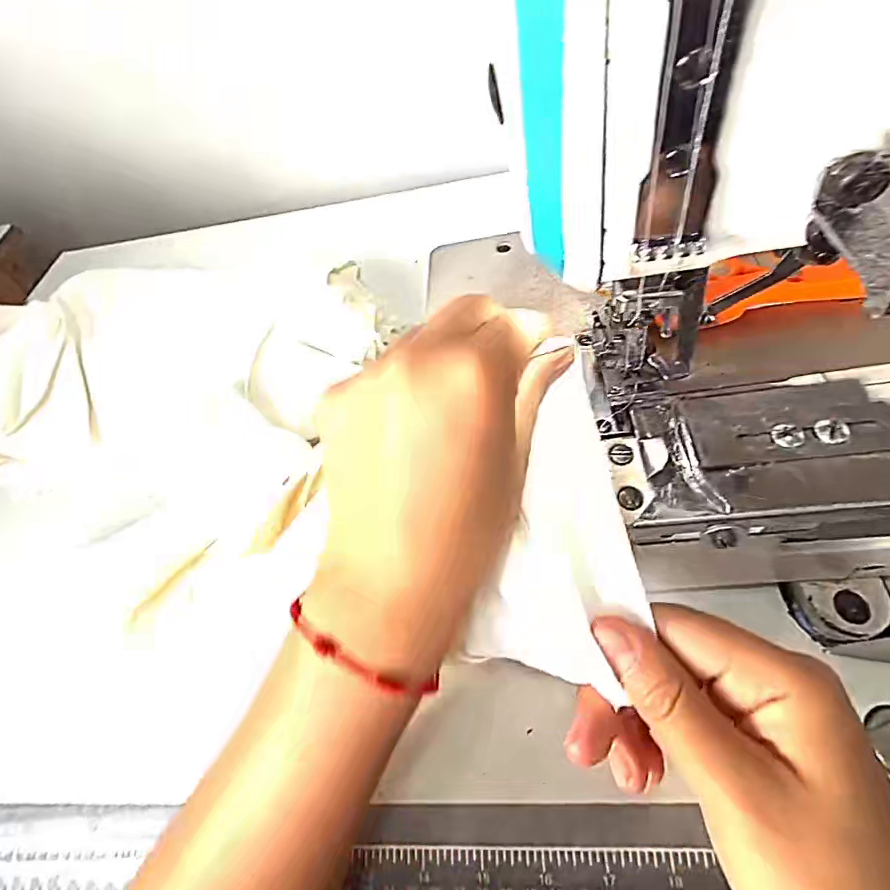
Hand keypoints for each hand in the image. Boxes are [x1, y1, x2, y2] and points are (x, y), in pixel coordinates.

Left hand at [305, 295, 570, 680]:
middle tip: (506, 367)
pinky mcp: (339, 396)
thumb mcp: (515, 459)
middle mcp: (417, 360)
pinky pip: (388, 365)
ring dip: (450, 353)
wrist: (389, 579)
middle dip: (493, 329)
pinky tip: (418, 423)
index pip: (513, 321)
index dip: (535, 333)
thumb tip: (551, 356)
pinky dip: (410, 378)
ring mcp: (371, 375)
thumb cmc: (461, 536)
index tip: (541, 344)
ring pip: (425, 334)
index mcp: (472, 375)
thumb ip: (533, 391)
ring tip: (457, 406)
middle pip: (467, 311)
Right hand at [585, 605, 889, 889]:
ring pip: (679, 693)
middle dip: (626, 694)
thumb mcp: (737, 792)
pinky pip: (696, 725)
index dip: (626, 645)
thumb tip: (620, 636)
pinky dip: (661, 745)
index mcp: (788, 681)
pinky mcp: (762, 750)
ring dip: (638, 725)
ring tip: (623, 770)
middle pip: (677, 659)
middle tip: (591, 739)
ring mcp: (772, 720)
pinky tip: (648, 773)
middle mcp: (781, 688)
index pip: (683, 627)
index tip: (584, 675)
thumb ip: (672, 706)